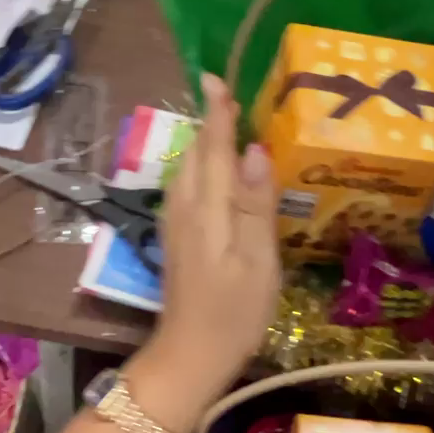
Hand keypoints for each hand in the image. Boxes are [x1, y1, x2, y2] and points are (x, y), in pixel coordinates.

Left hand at [130, 75, 280, 420]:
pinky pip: (188, 191)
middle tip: (231, 95)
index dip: (217, 112)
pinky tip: (217, 177)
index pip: (211, 148)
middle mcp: (185, 208)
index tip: (216, 77)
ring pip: (188, 172)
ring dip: (205, 146)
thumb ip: (255, 204)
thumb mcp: (257, 260)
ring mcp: (176, 226)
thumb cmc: (233, 312)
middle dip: (210, 123)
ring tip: (227, 125)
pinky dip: (202, 172)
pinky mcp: (177, 242)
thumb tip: (255, 149)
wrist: (191, 356)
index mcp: (208, 208)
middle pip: (196, 155)